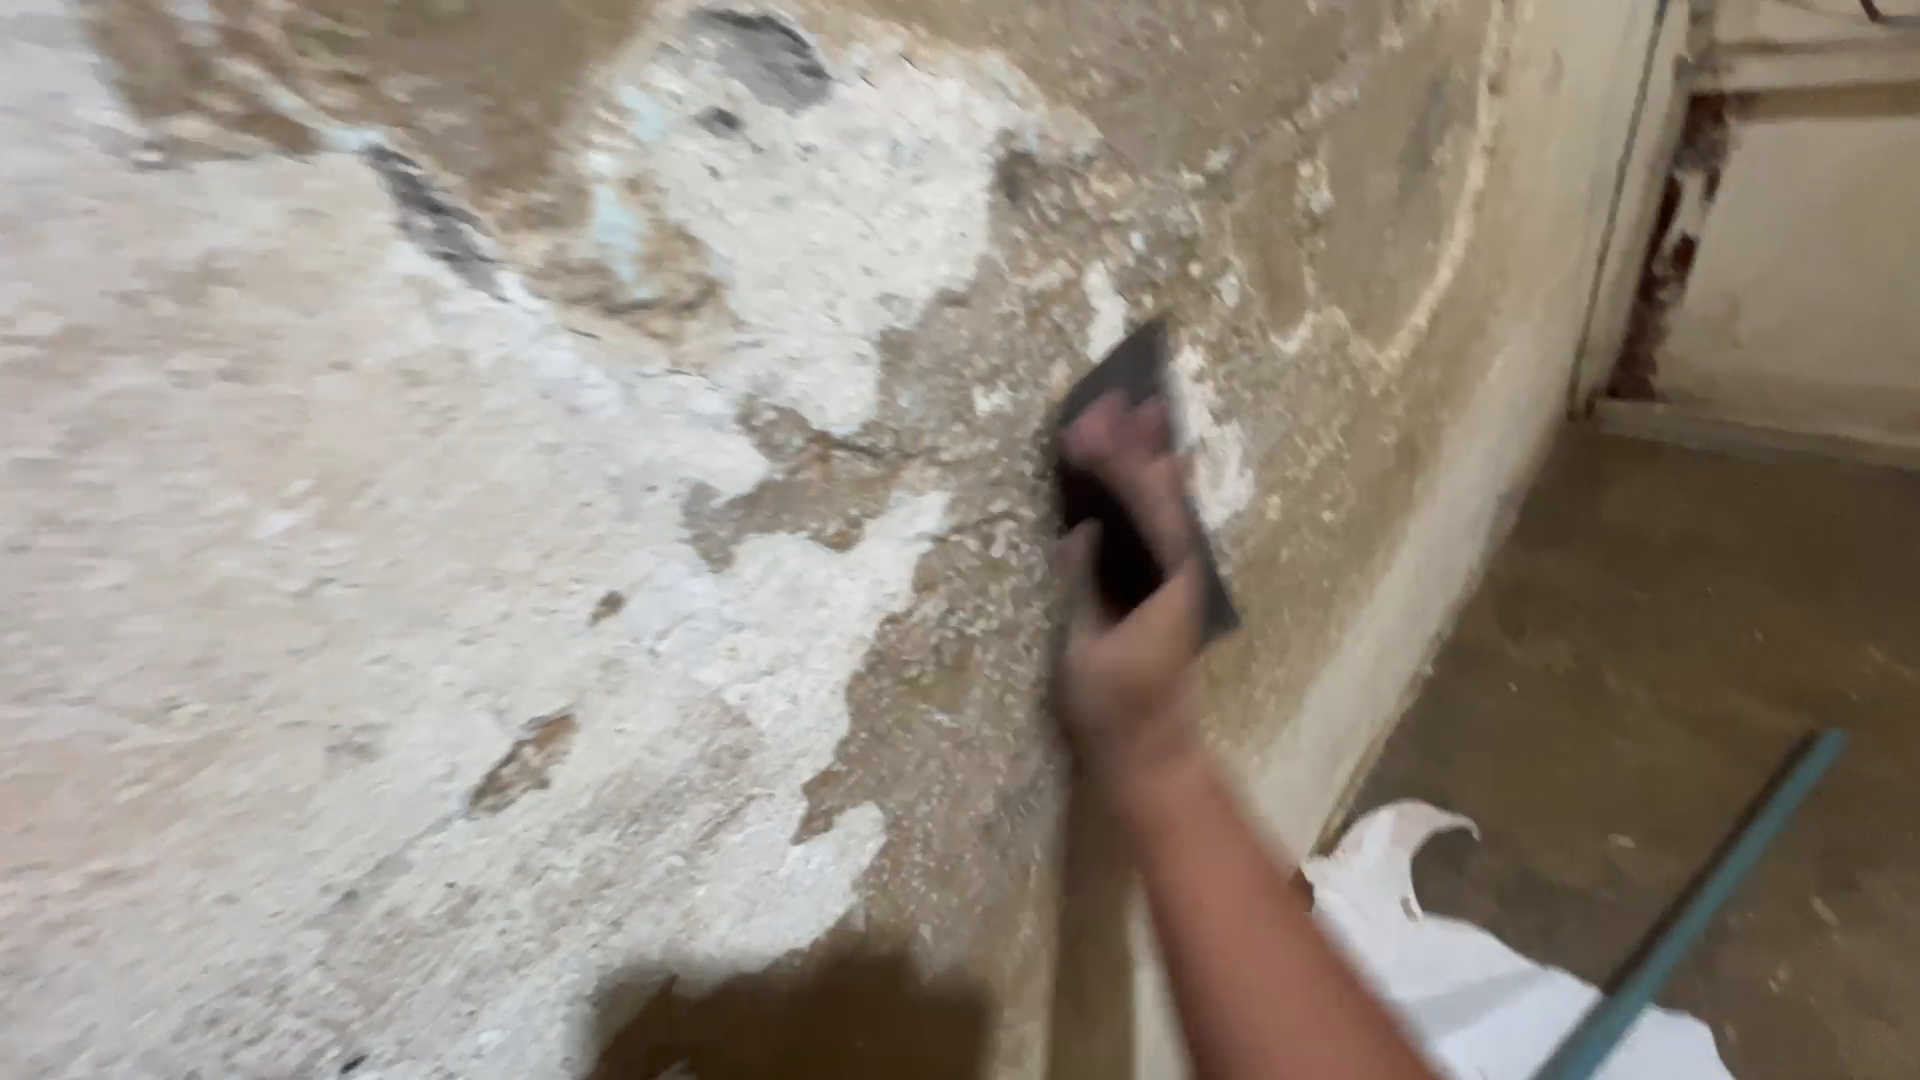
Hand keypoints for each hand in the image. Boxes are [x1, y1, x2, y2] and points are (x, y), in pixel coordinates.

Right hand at [1055, 391, 1205, 790]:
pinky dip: (1152, 494)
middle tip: (1123, 397)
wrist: (1148, 750)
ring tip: (1144, 412)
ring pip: (1166, 509)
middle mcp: (1180, 575)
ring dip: (1151, 461)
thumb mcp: (1088, 649)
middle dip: (1140, 447)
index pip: (1145, 509)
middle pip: (1163, 498)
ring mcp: (1174, 582)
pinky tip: (1150, 472)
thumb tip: (1083, 529)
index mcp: (1165, 587)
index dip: (1120, 464)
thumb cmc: (1113, 708)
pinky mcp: (1162, 591)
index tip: (1093, 425)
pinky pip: (1159, 530)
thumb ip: (1087, 586)